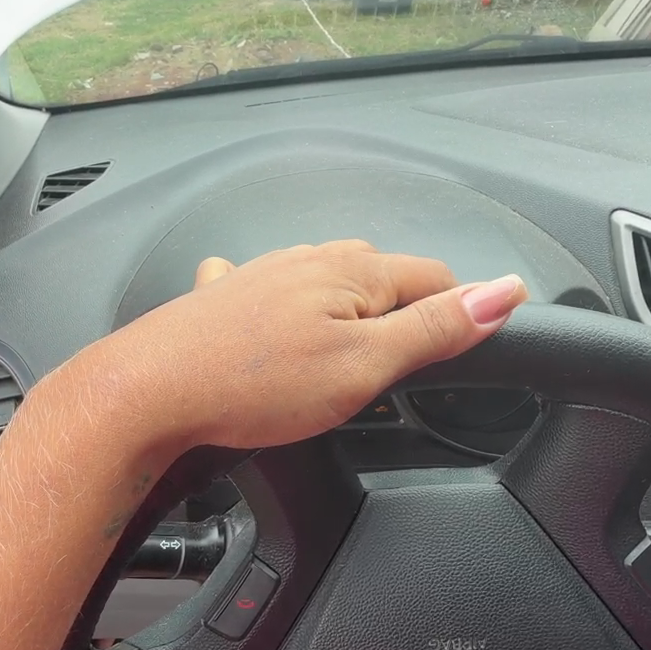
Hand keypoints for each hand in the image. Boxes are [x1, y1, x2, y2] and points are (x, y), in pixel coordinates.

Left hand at [72, 240, 526, 456]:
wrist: (148, 390)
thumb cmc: (253, 383)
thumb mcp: (362, 365)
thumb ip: (434, 328)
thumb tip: (502, 292)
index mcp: (350, 270)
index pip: (434, 278)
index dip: (460, 310)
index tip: (467, 343)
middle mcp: (305, 260)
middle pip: (380, 277)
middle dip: (401, 314)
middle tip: (405, 368)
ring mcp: (260, 275)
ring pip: (326, 283)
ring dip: (347, 311)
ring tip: (348, 355)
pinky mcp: (225, 299)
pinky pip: (271, 292)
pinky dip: (289, 310)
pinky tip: (277, 331)